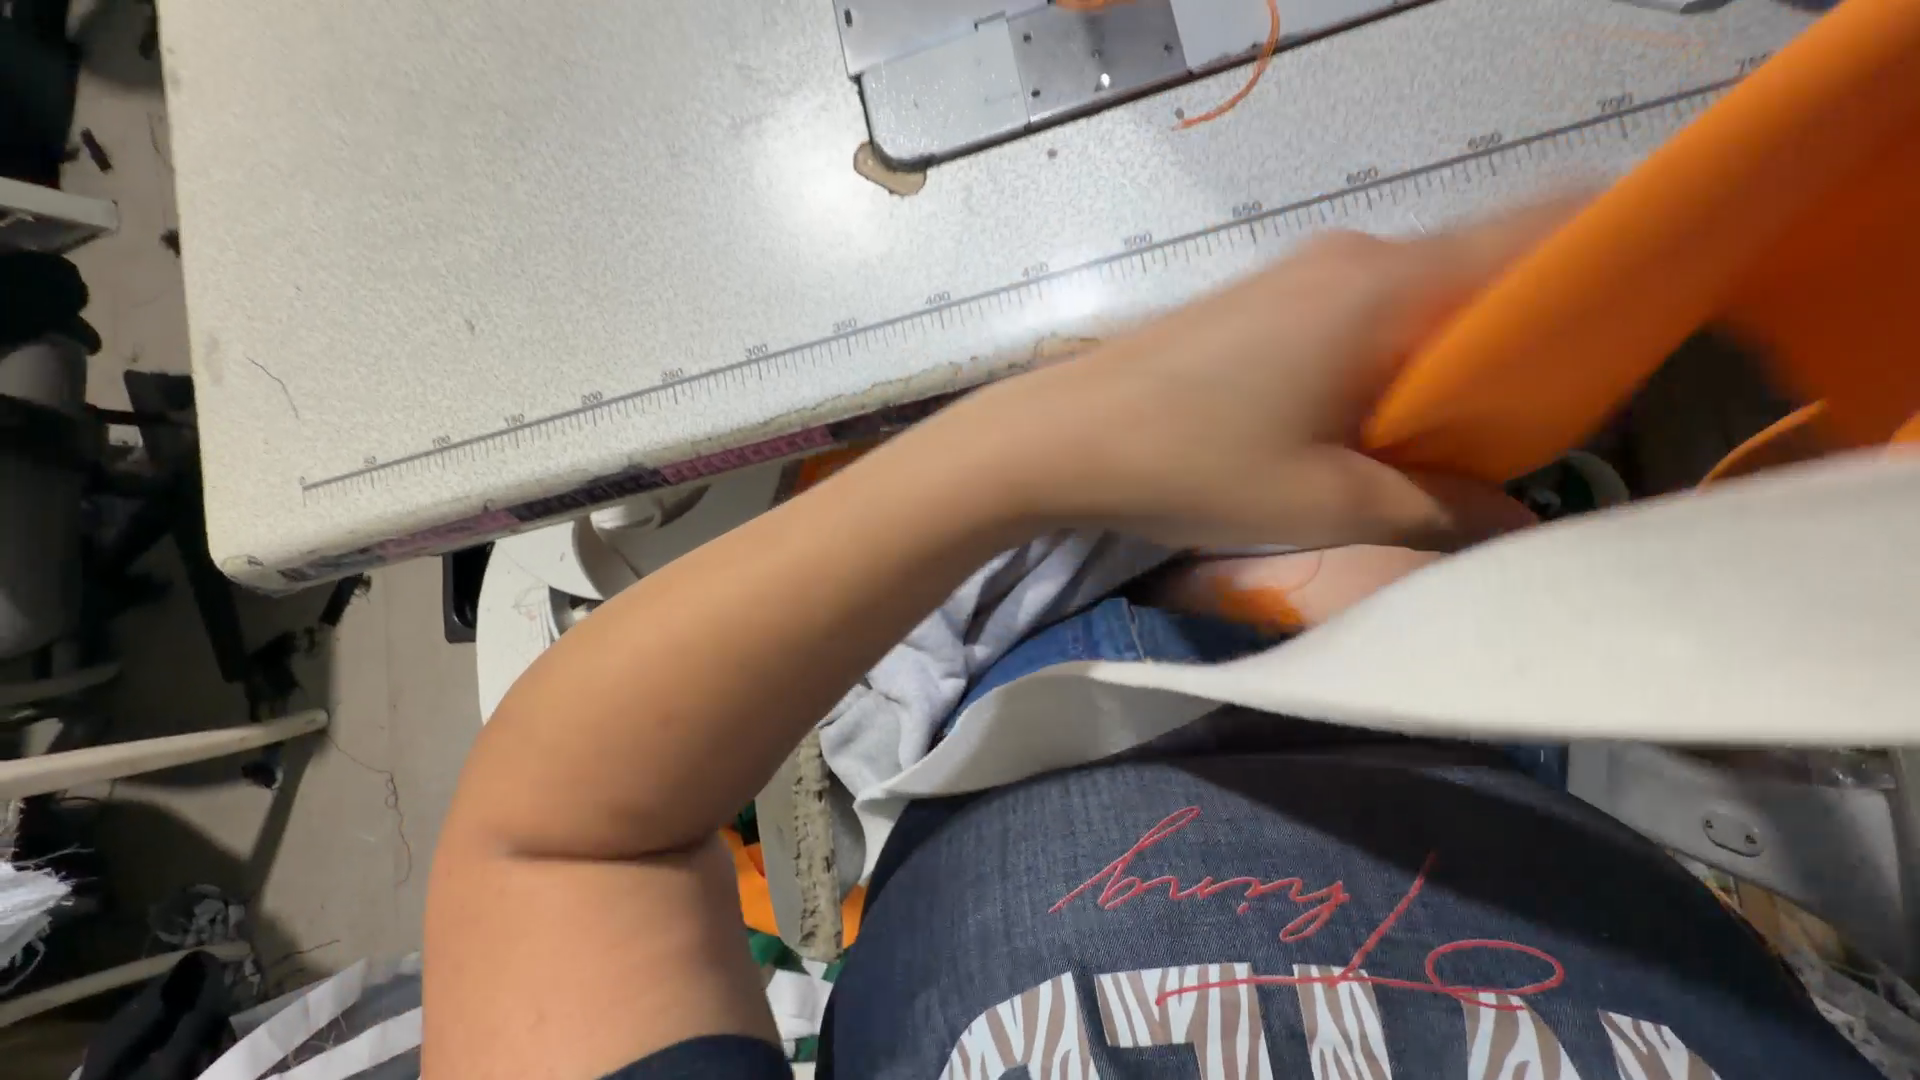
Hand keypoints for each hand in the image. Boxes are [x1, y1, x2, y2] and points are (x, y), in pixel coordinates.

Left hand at [966, 200, 1578, 548]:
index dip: (1616, 267)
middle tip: (1545, 424)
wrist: (1051, 438)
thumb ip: (1437, 510)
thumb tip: (1520, 518)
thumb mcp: (1324, 506)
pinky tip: (1368, 421)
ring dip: (1444, 358)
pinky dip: (1384, 359)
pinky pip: (1352, 317)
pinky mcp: (1250, 307)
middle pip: (1479, 270)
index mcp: (1385, 286)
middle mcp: (1347, 258)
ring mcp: (1291, 276)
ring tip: (1454, 439)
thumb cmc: (1186, 466)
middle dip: (1526, 339)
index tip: (1651, 332)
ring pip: (1412, 300)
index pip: (1544, 232)